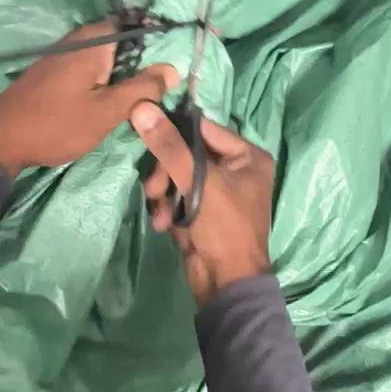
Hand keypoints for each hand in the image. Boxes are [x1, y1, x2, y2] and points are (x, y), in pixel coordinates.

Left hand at [0, 21, 178, 176]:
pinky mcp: (55, 73)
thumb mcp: (107, 111)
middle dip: (145, 60)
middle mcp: (79, 41)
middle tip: (166, 86)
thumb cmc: (56, 124)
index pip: (136, 25)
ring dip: (126, 74)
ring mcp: (64, 56)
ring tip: (146, 96)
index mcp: (94, 42)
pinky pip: (92, 68)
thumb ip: (142, 89)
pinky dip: (108, 80)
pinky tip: (116, 100)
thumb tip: (172, 69)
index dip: (160, 37)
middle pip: (123, 42)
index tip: (180, 56)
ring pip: (108, 58)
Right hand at [130, 103, 274, 304]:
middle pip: (186, 153)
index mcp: (248, 156)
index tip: (145, 134)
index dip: (175, 133)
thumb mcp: (198, 182)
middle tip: (155, 188)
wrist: (225, 284)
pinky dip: (167, 208)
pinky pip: (176, 196)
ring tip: (158, 209)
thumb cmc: (224, 227)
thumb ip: (170, 147)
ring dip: (162, 192)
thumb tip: (142, 107)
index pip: (204, 129)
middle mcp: (235, 169)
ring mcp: (217, 192)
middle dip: (166, 172)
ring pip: (177, 175)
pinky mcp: (200, 211)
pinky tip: (163, 223)